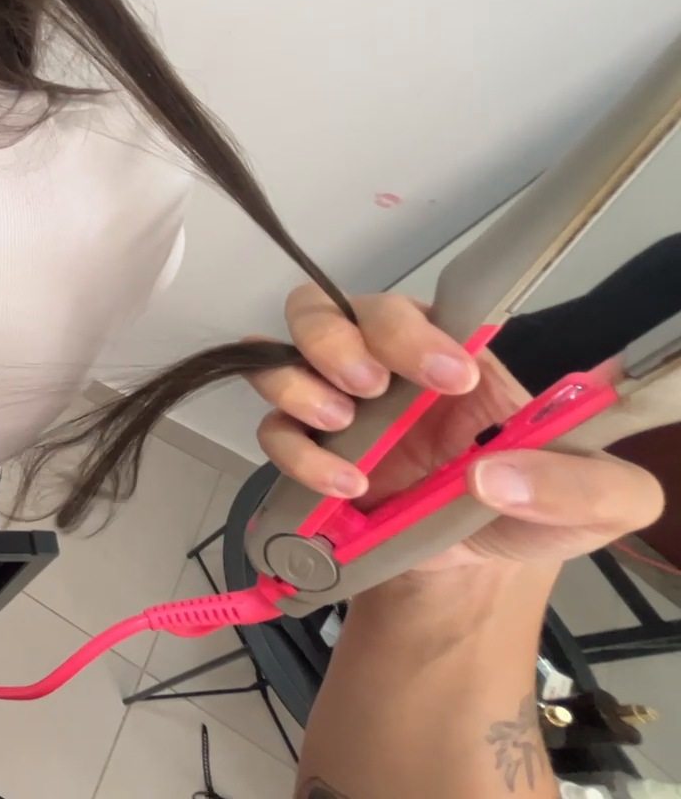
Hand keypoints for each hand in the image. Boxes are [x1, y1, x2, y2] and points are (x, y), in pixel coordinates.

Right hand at [247, 284, 663, 571]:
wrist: (470, 569)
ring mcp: (329, 404)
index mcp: (445, 357)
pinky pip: (271, 429)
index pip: (412, 311)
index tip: (450, 376)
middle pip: (319, 310)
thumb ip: (582, 485)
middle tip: (367, 387)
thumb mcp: (606, 501)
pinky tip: (342, 485)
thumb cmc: (536, 512)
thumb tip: (493, 476)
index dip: (412, 330)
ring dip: (297, 386)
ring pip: (274, 358)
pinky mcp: (301, 446)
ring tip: (339, 426)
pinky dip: (296, 453)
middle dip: (332, 340)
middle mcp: (376, 368)